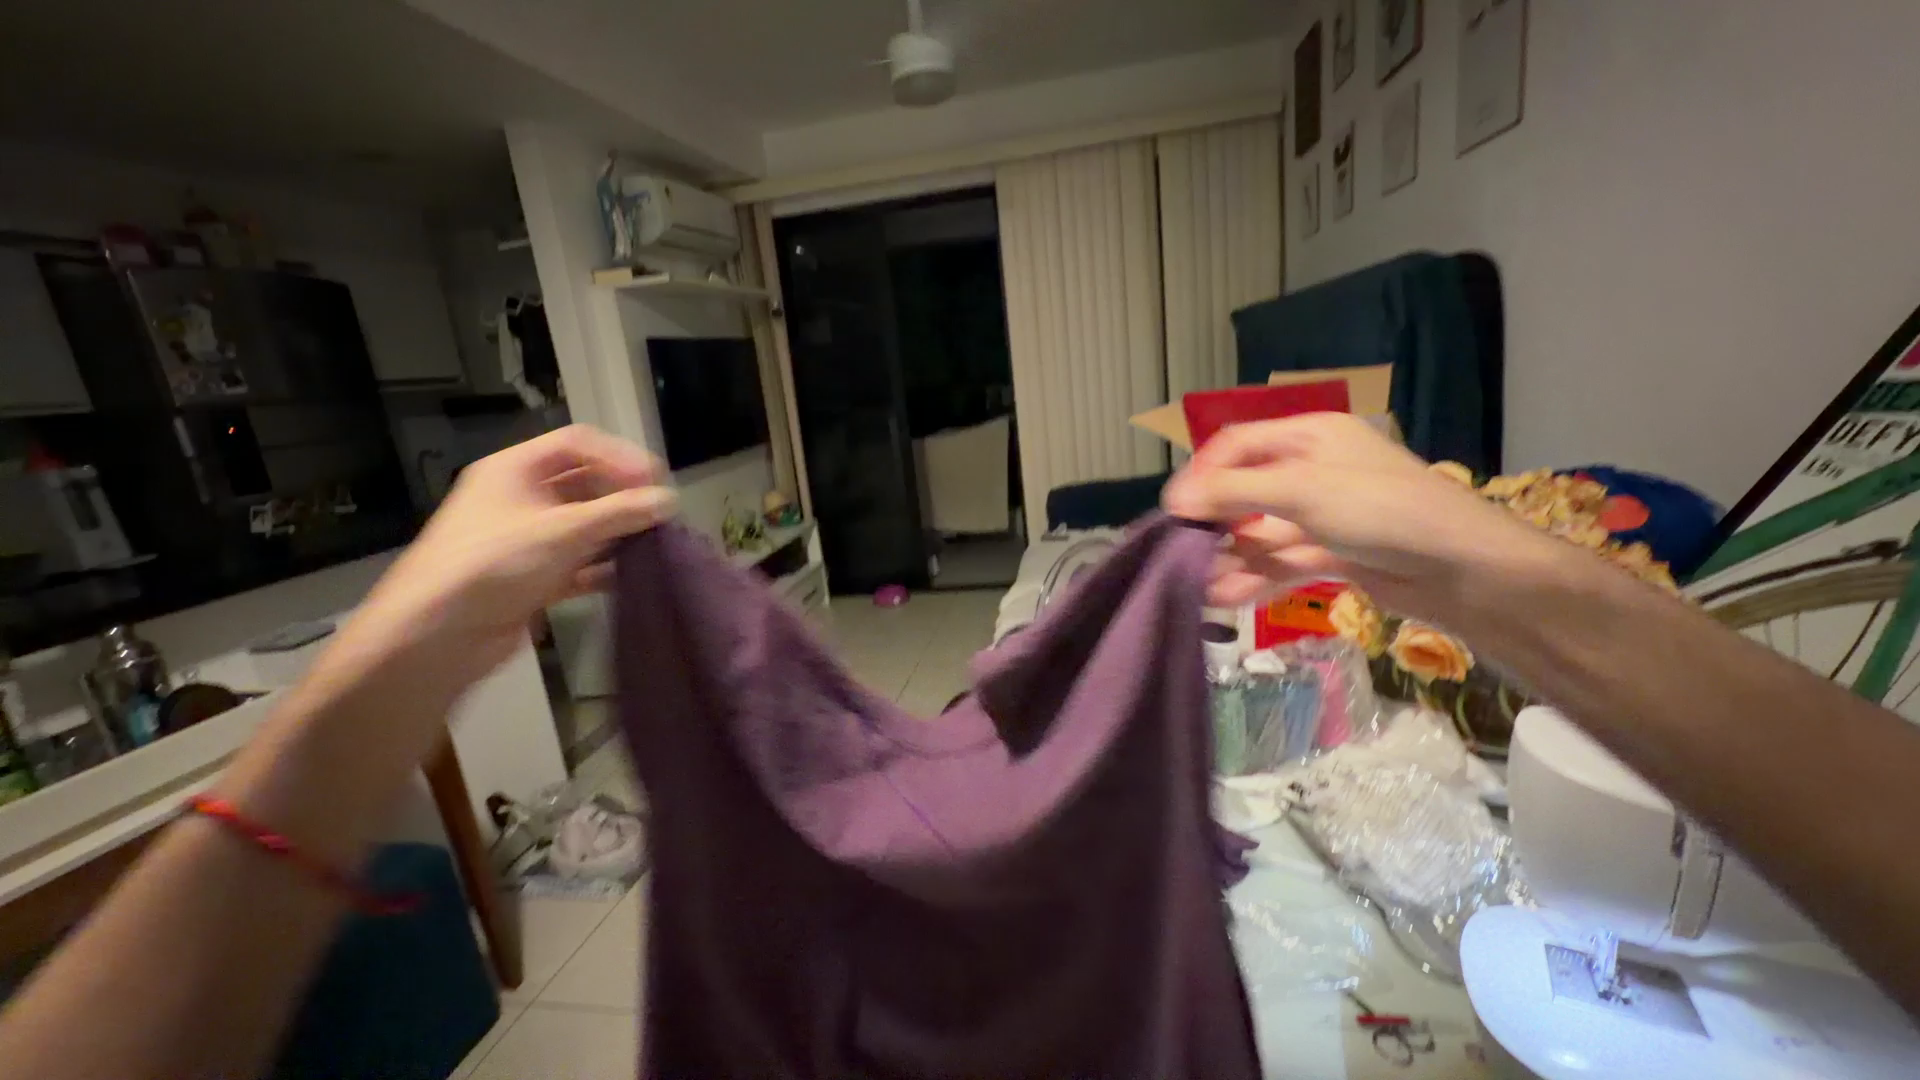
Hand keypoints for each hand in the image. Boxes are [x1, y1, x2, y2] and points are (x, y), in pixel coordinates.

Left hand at [337, 425, 674, 688]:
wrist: (436, 636)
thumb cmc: (493, 565)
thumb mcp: (561, 531)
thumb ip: (619, 514)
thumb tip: (669, 501)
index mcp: (514, 470)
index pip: (578, 444)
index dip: (619, 457)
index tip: (655, 481)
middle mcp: (520, 498)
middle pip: (583, 484)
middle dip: (623, 497)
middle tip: (659, 514)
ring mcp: (527, 539)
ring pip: (584, 525)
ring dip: (618, 533)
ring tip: (655, 544)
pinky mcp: (533, 577)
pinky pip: (579, 563)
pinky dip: (604, 568)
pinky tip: (631, 577)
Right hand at [1161, 413, 1561, 623]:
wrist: (1464, 570)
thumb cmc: (1381, 510)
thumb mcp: (1302, 490)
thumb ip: (1234, 492)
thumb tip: (1173, 500)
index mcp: (1309, 437)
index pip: (1237, 445)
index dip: (1202, 474)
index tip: (1174, 509)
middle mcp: (1313, 471)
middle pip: (1246, 492)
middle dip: (1214, 523)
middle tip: (1180, 551)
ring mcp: (1324, 516)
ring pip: (1262, 534)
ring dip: (1231, 558)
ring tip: (1196, 585)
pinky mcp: (1334, 555)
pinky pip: (1283, 563)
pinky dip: (1256, 578)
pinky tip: (1225, 597)